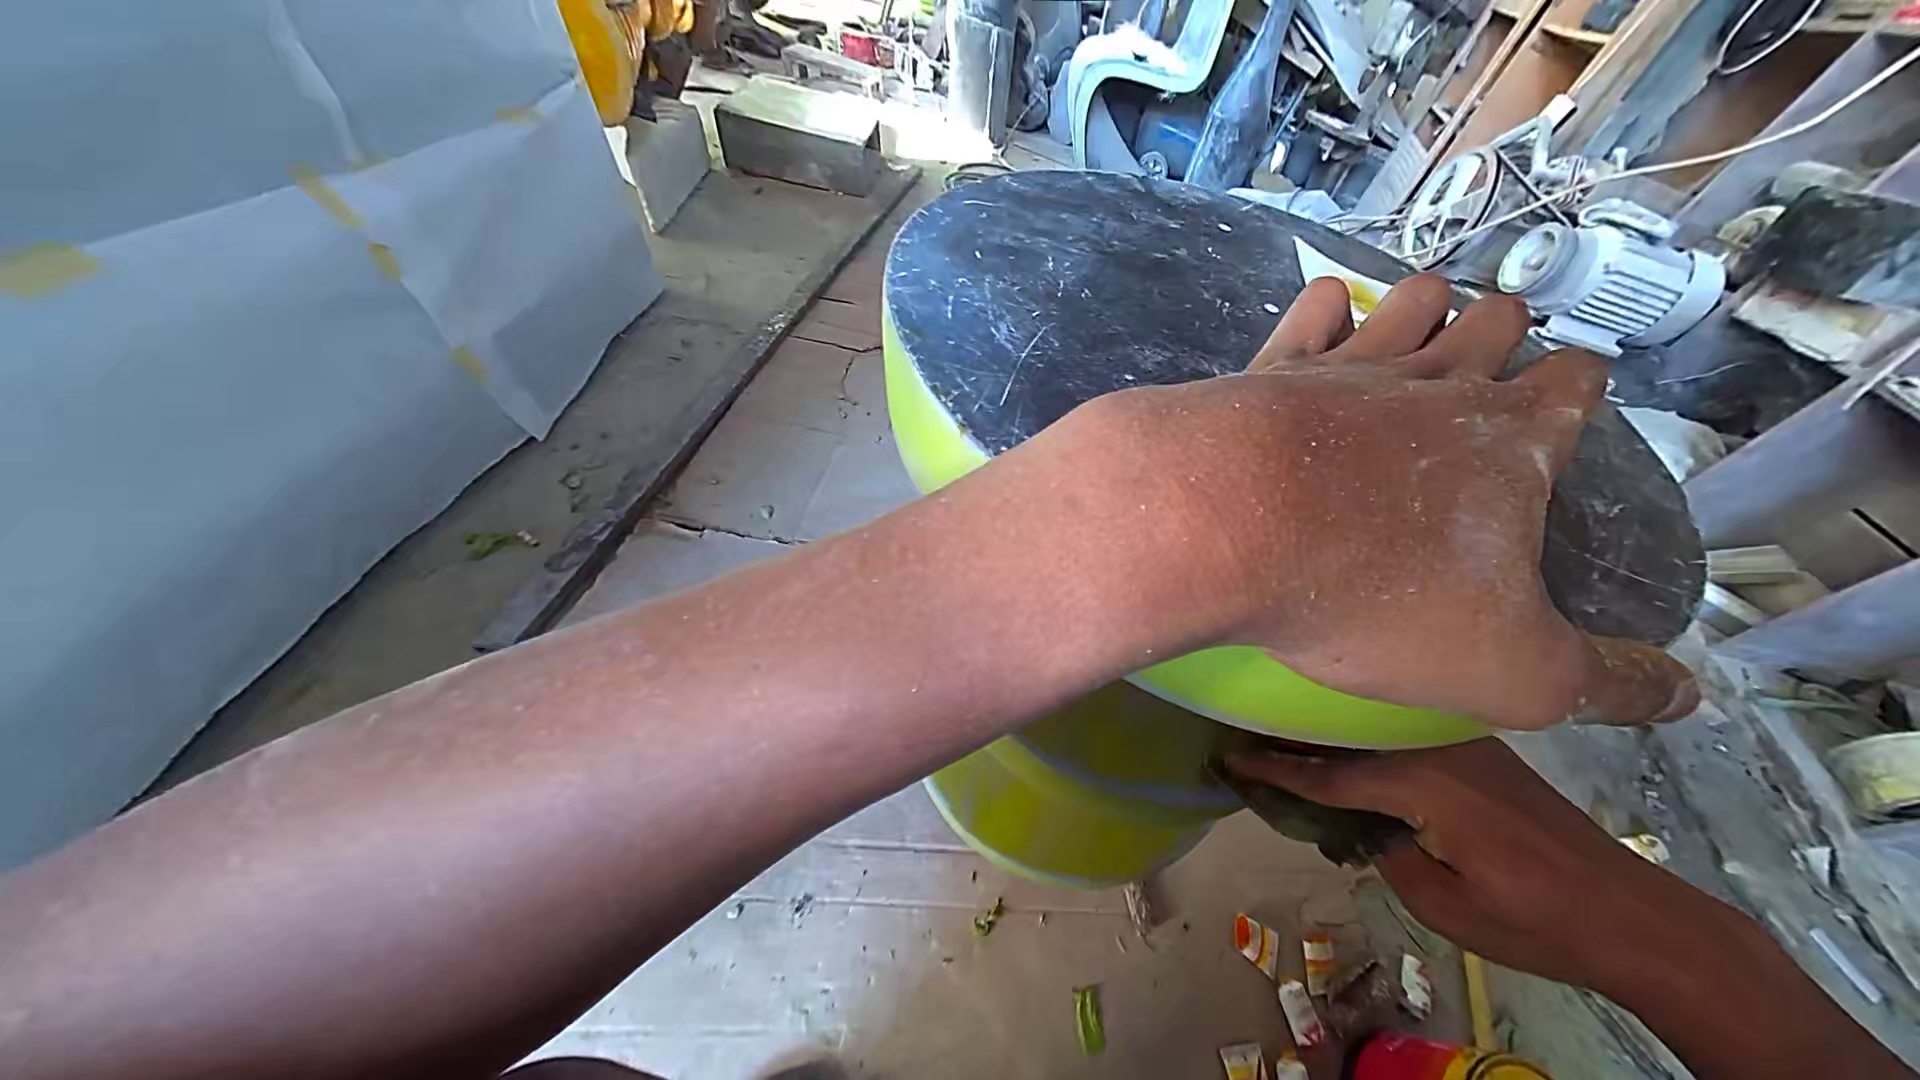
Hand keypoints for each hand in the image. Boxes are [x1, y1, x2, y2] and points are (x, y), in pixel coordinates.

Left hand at [1041, 274, 1694, 728]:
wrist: (1227, 532)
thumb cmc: (1369, 597)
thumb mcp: (1503, 670)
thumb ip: (1597, 682)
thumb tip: (1684, 696)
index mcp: (1509, 437)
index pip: (1573, 381)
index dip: (1572, 390)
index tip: (1555, 411)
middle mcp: (1435, 383)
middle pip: (1496, 321)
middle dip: (1497, 338)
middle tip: (1471, 380)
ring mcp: (1347, 366)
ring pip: (1414, 298)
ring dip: (1423, 310)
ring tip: (1409, 343)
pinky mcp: (1269, 366)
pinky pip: (1314, 309)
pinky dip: (1325, 312)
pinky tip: (1321, 333)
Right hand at [1228, 739, 1692, 991]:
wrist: (1642, 919)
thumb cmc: (1536, 922)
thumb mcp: (1441, 904)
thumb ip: (1384, 851)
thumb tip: (1356, 823)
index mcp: (1423, 784)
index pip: (1327, 774)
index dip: (1273, 769)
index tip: (1229, 760)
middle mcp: (1435, 747)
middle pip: (1344, 737)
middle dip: (1292, 737)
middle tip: (1245, 736)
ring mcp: (1460, 742)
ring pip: (1371, 731)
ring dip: (1328, 736)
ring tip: (1285, 740)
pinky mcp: (1476, 749)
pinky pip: (1401, 736)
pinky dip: (1364, 743)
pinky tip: (1348, 753)